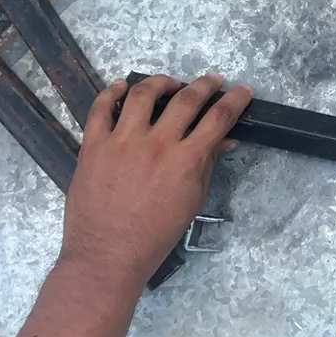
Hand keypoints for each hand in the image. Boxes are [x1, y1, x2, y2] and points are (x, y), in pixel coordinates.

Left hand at [56, 73, 251, 288]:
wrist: (107, 255)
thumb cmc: (157, 233)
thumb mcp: (193, 200)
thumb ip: (208, 164)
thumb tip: (226, 140)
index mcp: (186, 160)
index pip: (219, 118)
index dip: (235, 100)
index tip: (242, 90)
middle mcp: (156, 144)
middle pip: (187, 99)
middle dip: (205, 85)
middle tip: (213, 81)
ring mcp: (122, 141)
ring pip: (143, 94)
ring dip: (162, 81)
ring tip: (170, 83)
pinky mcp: (93, 145)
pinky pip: (100, 108)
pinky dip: (111, 92)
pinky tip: (122, 87)